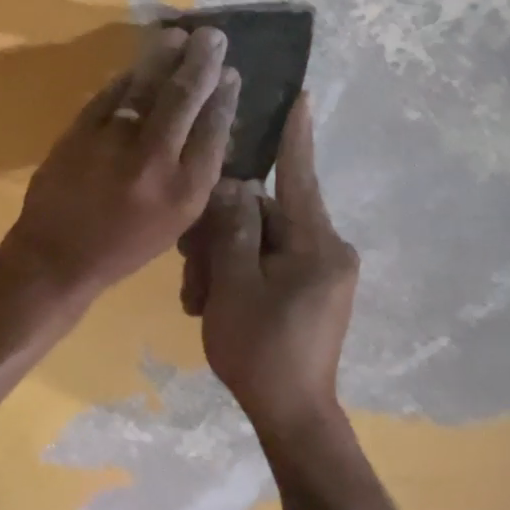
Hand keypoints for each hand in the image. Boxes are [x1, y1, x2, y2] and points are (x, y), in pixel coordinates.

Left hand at [3, 27, 240, 295]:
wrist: (57, 257)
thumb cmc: (122, 247)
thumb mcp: (174, 222)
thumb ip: (194, 175)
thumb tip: (210, 125)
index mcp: (186, 190)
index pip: (214, 130)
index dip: (225, 96)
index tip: (232, 72)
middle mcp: (155, 162)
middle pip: (184, 98)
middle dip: (202, 63)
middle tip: (212, 36)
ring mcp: (113, 143)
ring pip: (145, 89)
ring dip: (164, 57)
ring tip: (178, 36)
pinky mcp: (79, 134)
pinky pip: (110, 96)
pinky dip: (126, 78)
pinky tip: (138, 66)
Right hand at [180, 95, 358, 440]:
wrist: (290, 415)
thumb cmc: (262, 350)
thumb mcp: (233, 285)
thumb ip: (231, 229)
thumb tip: (233, 186)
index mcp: (317, 244)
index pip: (300, 176)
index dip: (295, 135)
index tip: (300, 95)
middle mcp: (324, 251)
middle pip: (262, 215)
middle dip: (219, 232)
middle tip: (185, 262)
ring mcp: (316, 273)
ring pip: (256, 241)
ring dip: (220, 260)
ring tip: (194, 297)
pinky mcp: (305, 292)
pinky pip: (263, 264)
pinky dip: (234, 276)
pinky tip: (209, 302)